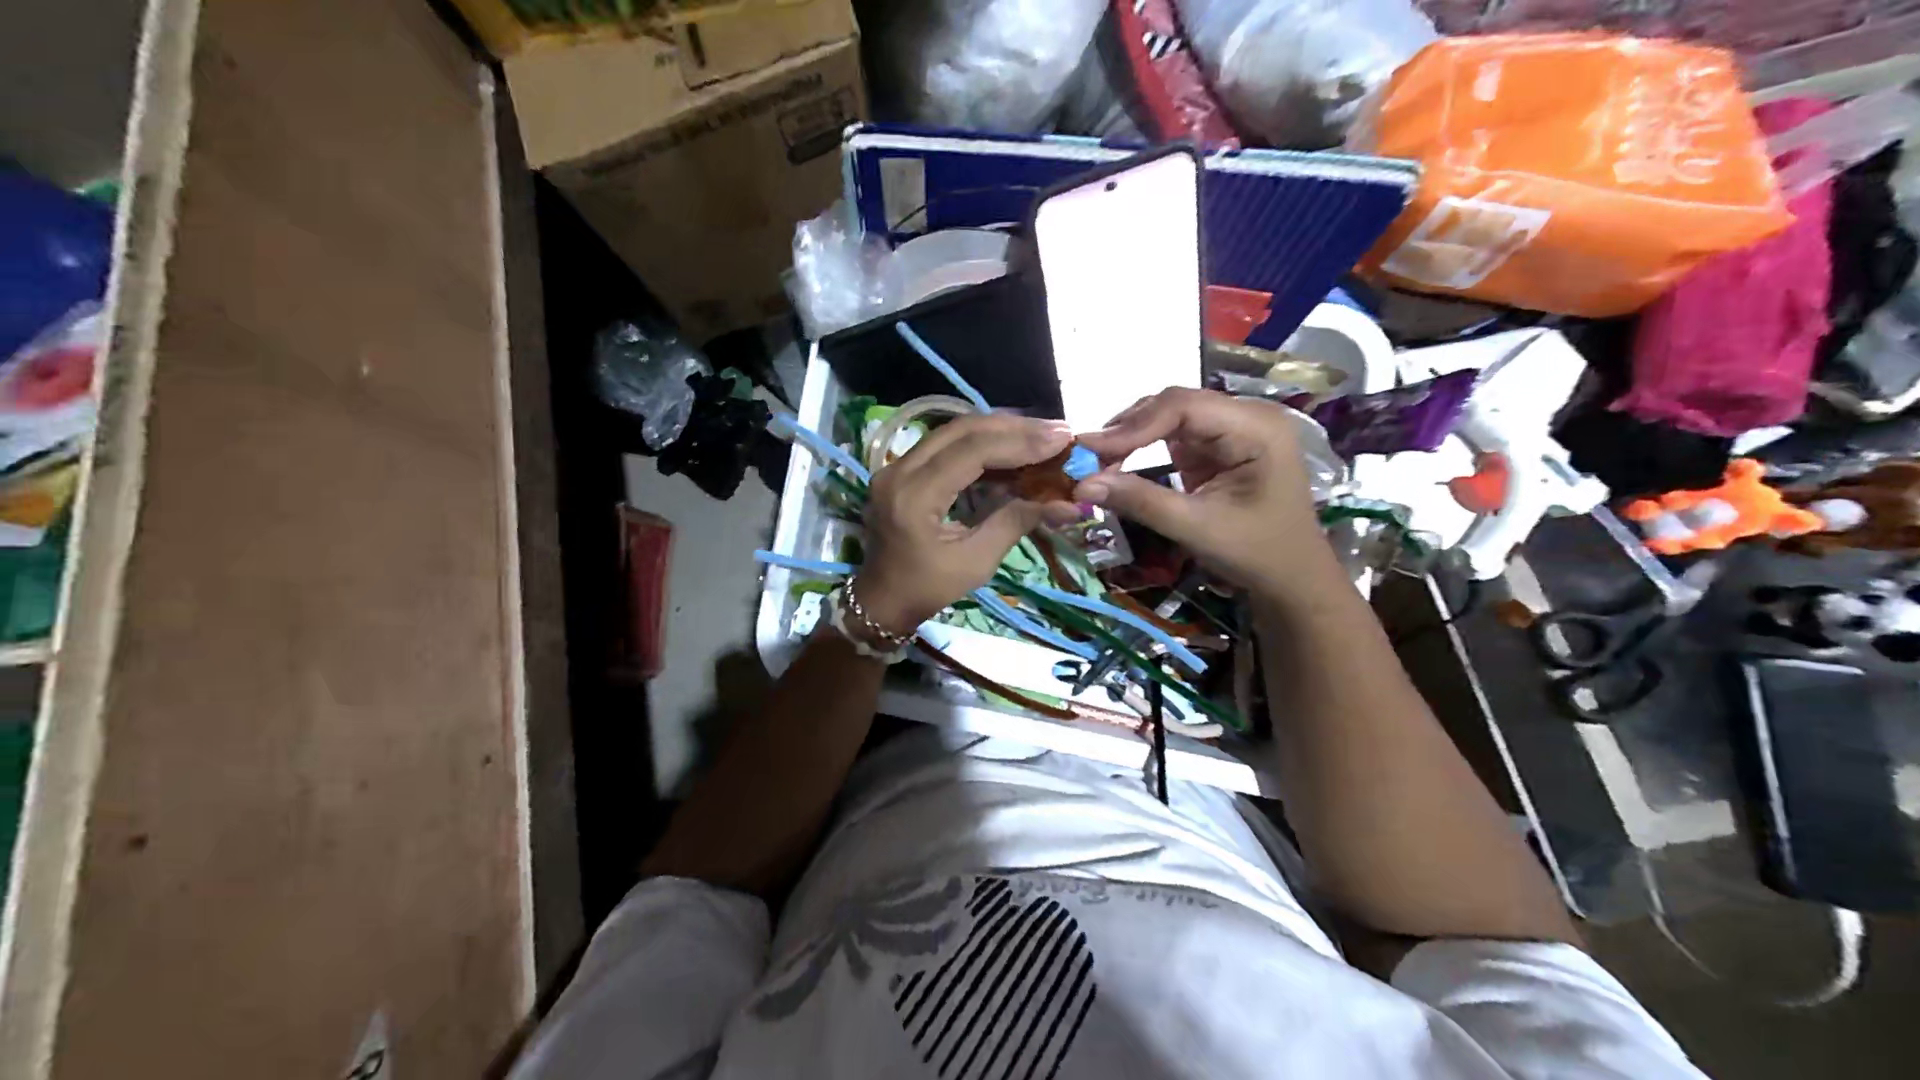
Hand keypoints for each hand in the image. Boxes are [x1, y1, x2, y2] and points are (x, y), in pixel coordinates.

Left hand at [858, 413, 1080, 634]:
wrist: (882, 599)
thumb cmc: (928, 588)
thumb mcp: (976, 562)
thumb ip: (1016, 522)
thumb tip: (1068, 503)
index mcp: (914, 497)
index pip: (971, 452)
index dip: (1019, 441)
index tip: (1061, 439)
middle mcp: (899, 471)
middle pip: (962, 430)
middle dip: (1013, 428)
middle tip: (1057, 430)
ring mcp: (896, 466)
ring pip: (953, 431)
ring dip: (999, 430)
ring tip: (1041, 434)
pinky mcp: (900, 468)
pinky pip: (945, 444)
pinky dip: (980, 442)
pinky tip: (1011, 446)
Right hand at [1073, 388, 1337, 599]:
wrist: (1291, 579)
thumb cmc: (1255, 553)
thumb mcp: (1196, 527)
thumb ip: (1141, 501)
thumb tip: (1081, 486)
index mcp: (1256, 426)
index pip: (1183, 406)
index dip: (1133, 425)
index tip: (1089, 449)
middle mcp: (1246, 416)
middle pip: (1174, 405)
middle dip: (1129, 428)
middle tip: (1086, 456)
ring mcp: (1232, 429)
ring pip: (1169, 416)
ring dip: (1132, 435)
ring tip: (1097, 459)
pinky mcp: (1217, 446)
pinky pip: (1172, 435)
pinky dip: (1143, 447)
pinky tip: (1118, 462)